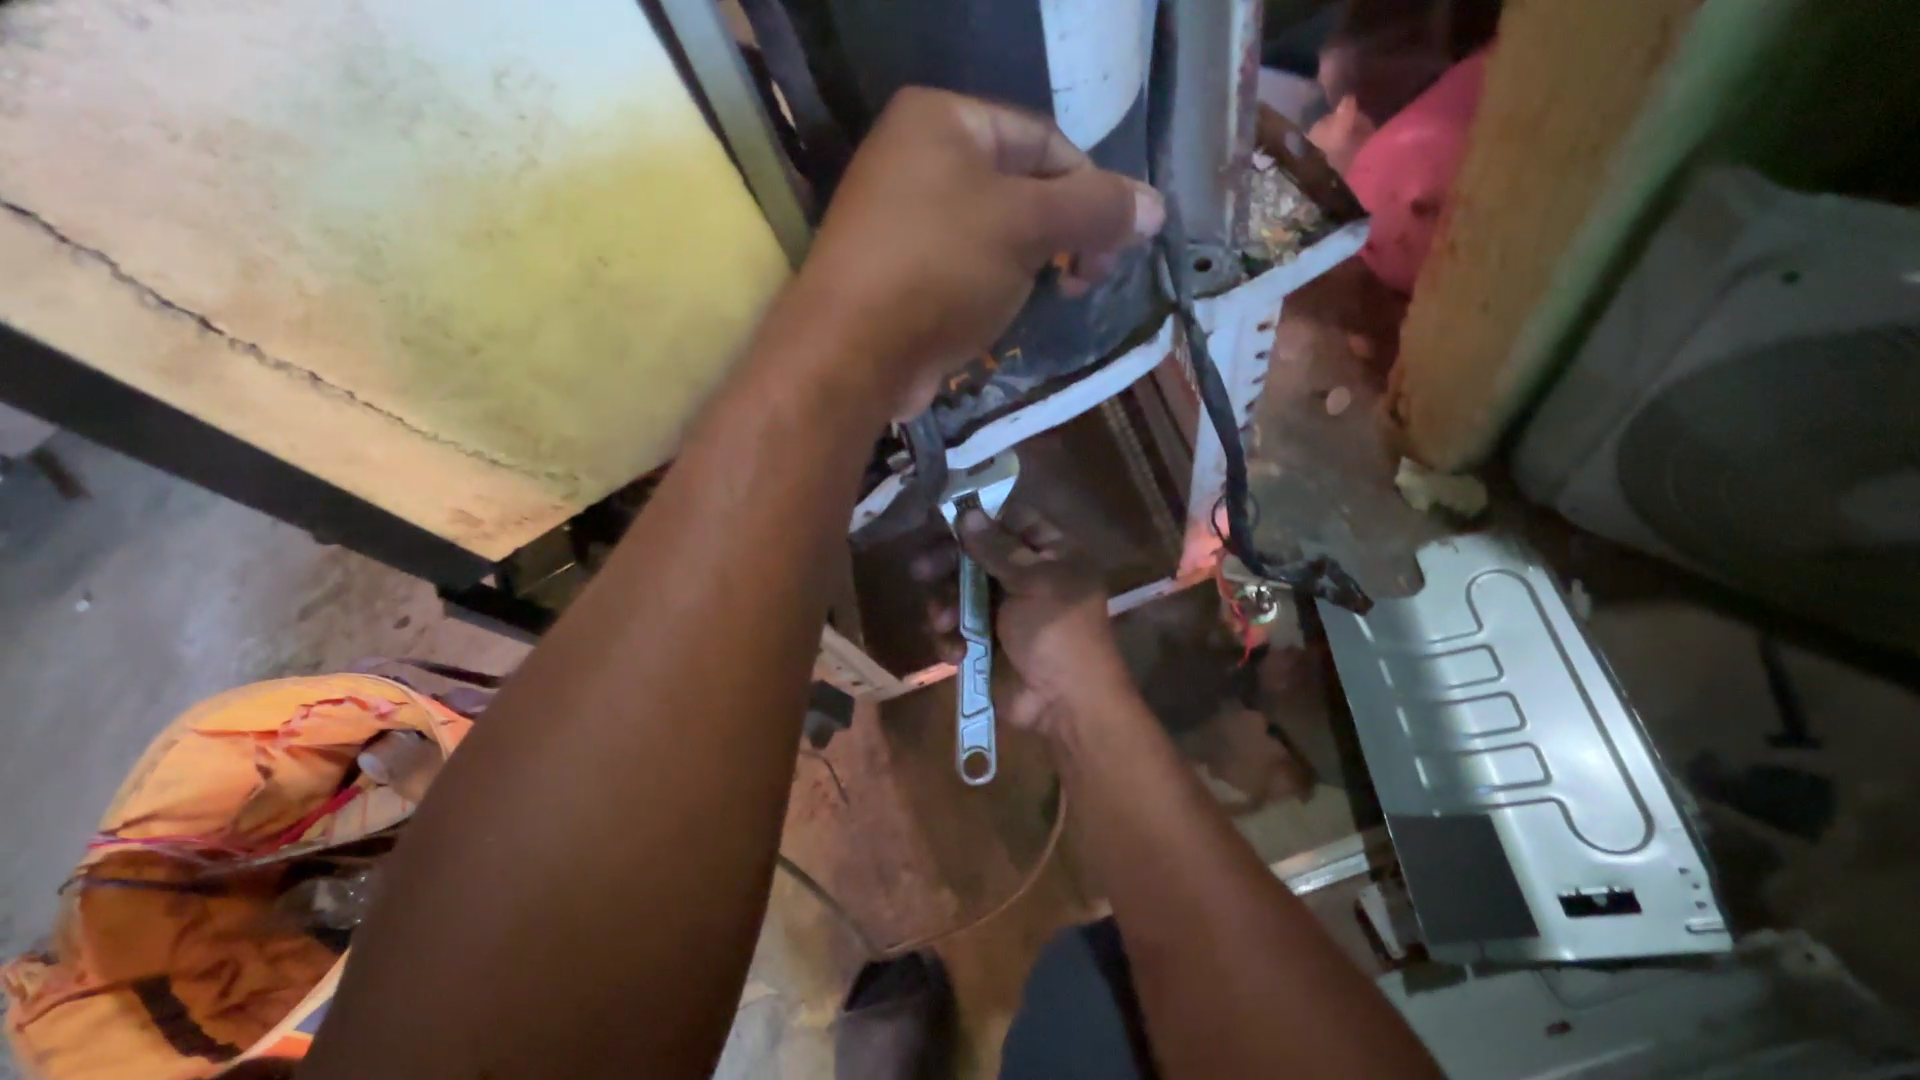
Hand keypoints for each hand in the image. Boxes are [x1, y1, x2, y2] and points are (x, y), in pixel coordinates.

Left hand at [791, 88, 1163, 418]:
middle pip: (1023, 186)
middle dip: (1065, 232)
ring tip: (1056, 298)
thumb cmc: (939, 268)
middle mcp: (917, 157)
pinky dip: (999, 287)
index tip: (1117, 243)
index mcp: (943, 120)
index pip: (1045, 140)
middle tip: (1088, 278)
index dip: (1091, 188)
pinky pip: (968, 268)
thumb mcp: (1028, 226)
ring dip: (1036, 265)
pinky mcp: (900, 273)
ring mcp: (903, 218)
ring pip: (997, 233)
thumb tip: (1155, 206)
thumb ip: (1096, 209)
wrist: (850, 354)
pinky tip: (1012, 316)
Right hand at [914, 505, 1127, 737]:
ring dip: (945, 605)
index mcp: (1051, 555)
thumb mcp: (1035, 582)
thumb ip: (997, 548)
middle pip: (976, 554)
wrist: (1064, 703)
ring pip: (958, 591)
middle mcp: (1026, 577)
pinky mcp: (984, 642)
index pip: (1012, 519)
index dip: (979, 517)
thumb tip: (967, 513)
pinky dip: (951, 638)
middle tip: (921, 569)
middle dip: (947, 563)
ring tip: (943, 622)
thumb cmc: (1058, 632)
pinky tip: (956, 652)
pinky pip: (956, 628)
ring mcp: (1002, 611)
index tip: (942, 516)